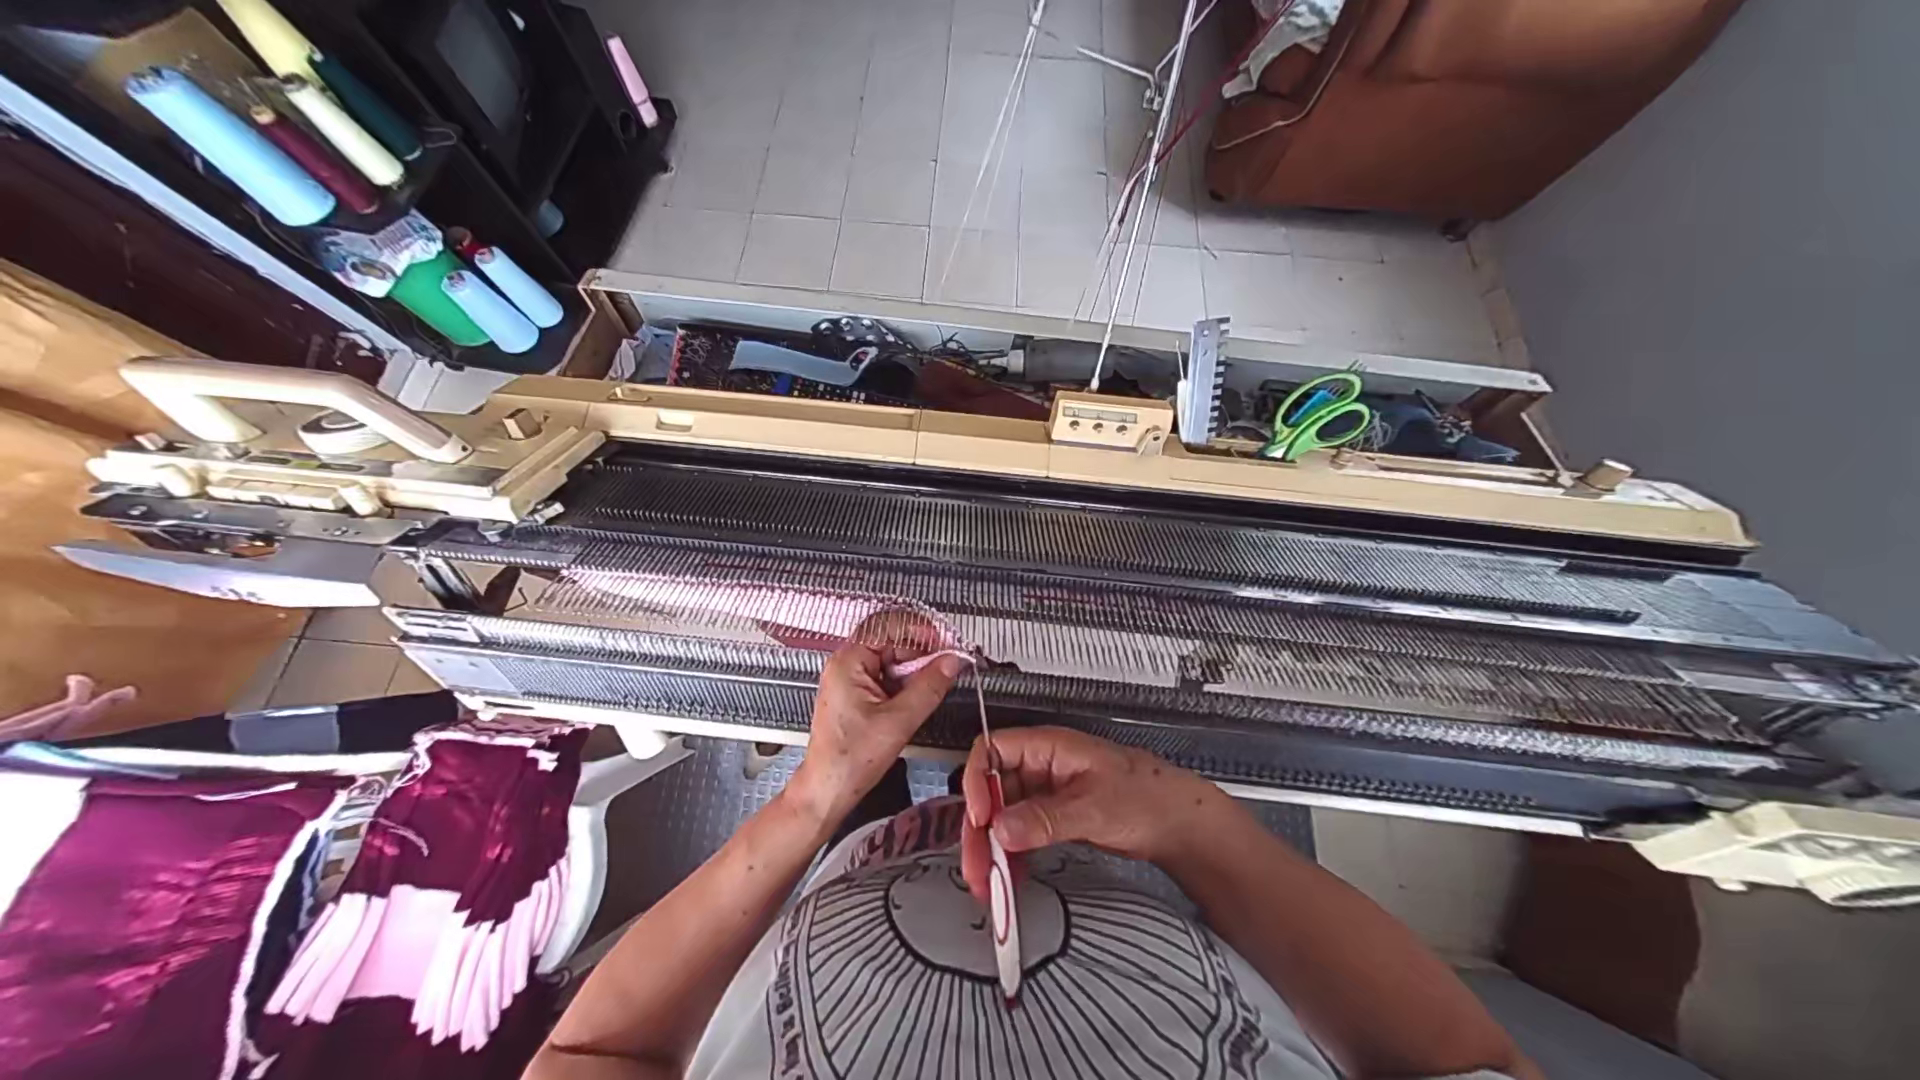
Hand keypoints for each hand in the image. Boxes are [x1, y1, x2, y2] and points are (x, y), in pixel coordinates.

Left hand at [788, 641, 962, 822]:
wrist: (828, 790)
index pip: (890, 627)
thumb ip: (929, 686)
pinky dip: (905, 682)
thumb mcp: (900, 721)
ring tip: (935, 683)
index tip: (947, 642)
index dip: (922, 632)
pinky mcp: (856, 693)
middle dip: (922, 652)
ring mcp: (850, 679)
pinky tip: (919, 696)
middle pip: (892, 641)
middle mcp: (845, 664)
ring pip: (891, 659)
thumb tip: (951, 661)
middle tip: (949, 663)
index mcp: (848, 662)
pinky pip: (886, 676)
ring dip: (915, 668)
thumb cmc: (849, 760)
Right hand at [959, 726, 1229, 901]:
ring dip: (990, 849)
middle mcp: (1039, 766)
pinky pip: (1019, 833)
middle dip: (979, 829)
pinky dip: (1010, 855)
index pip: (992, 751)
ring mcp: (1044, 792)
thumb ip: (1044, 818)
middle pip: (991, 790)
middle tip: (977, 869)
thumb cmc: (1145, 796)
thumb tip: (1000, 828)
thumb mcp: (1093, 807)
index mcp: (1046, 747)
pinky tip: (1010, 878)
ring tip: (988, 885)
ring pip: (1001, 816)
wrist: (1178, 821)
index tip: (978, 818)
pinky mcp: (1051, 817)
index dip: (978, 781)